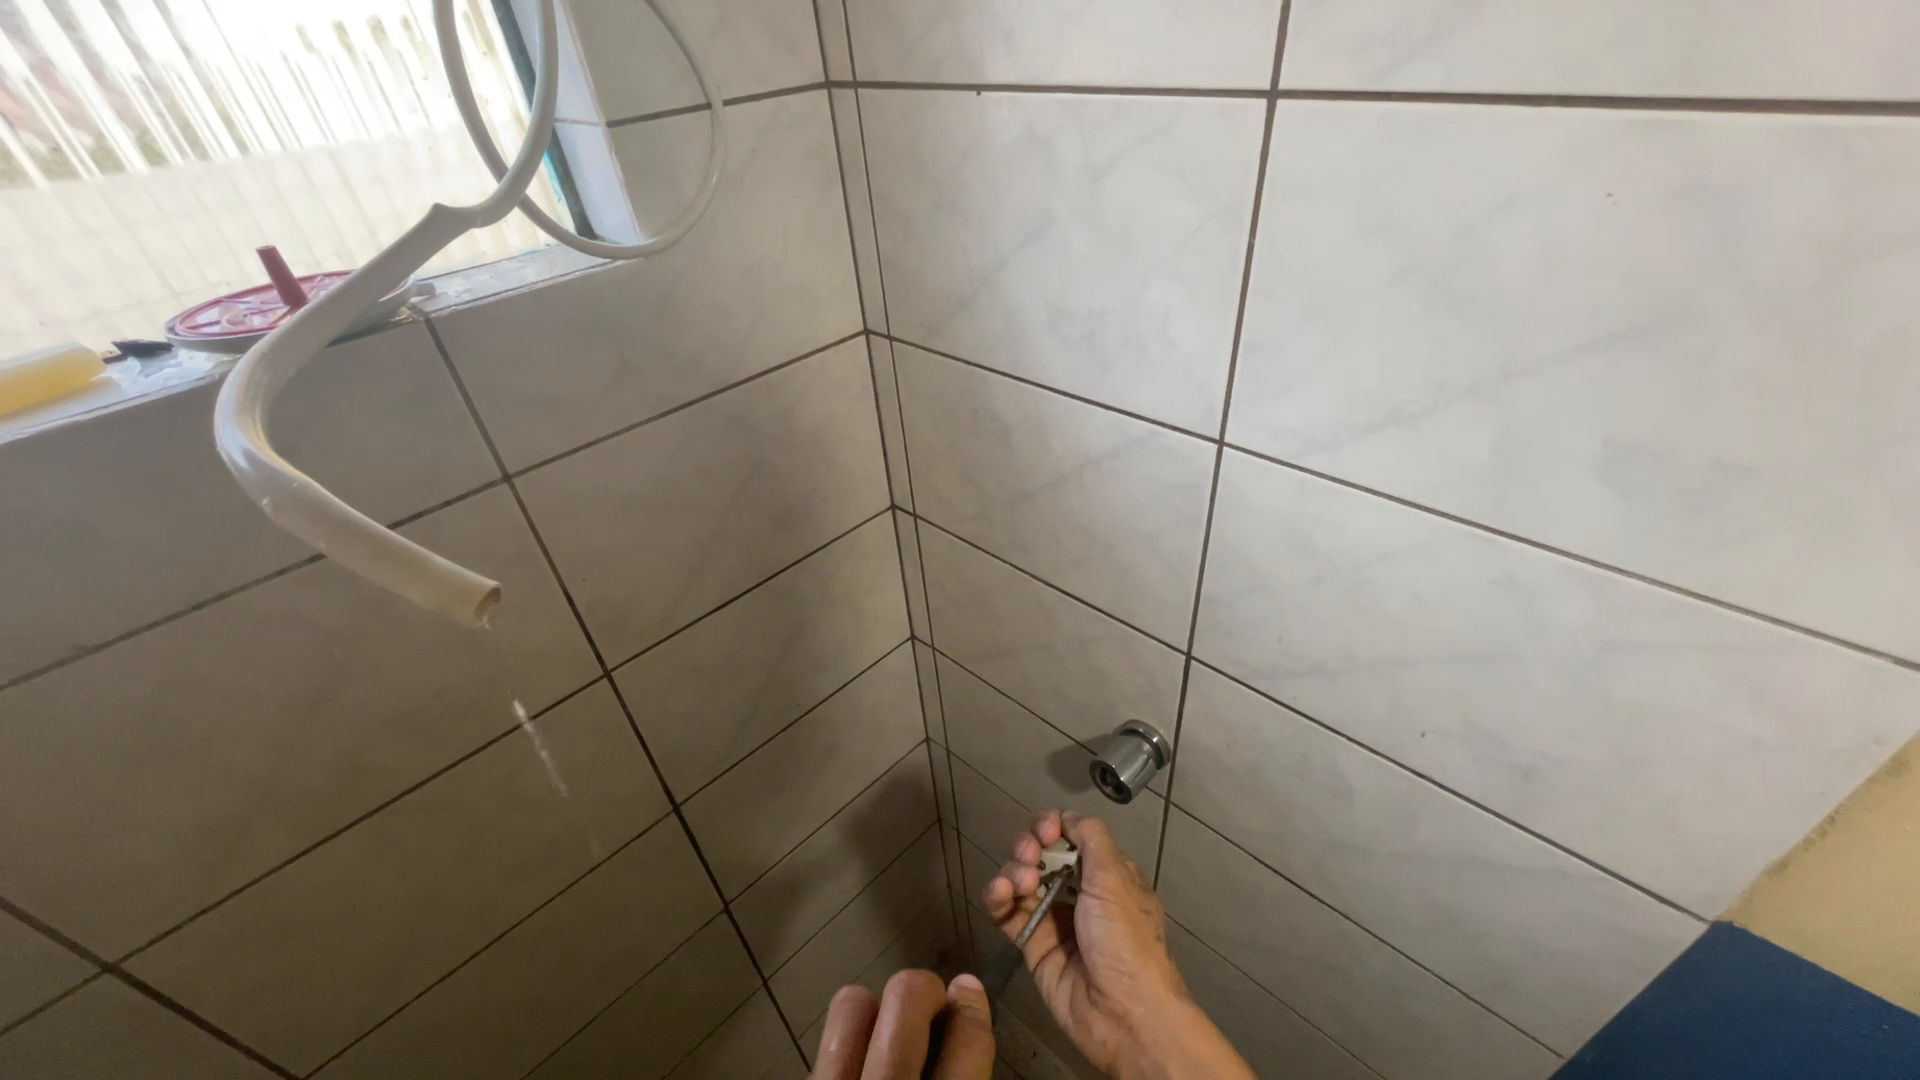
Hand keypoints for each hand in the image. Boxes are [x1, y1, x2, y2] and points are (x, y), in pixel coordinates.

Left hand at [808, 969, 994, 1078]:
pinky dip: (846, 1043)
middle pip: (906, 996)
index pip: (967, 1039)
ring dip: (874, 1008)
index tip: (968, 993)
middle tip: (931, 1007)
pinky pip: (824, 1043)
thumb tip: (966, 1023)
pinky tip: (856, 1063)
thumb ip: (964, 1075)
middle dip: (924, 989)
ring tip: (884, 1030)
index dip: (971, 1008)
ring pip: (852, 1003)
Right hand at [986, 810, 1252, 1079]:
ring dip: (1013, 870)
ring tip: (1020, 883)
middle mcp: (1078, 891)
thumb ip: (1091, 837)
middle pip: (1040, 853)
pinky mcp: (1030, 944)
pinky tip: (999, 894)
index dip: (1053, 827)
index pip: (1070, 835)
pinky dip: (997, 896)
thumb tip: (1067, 816)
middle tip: (1030, 857)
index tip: (1046, 831)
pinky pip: (1006, 912)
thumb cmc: (1126, 940)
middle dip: (1028, 846)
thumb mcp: (1116, 878)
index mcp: (1105, 873)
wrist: (1123, 1014)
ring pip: (1020, 879)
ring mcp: (1052, 918)